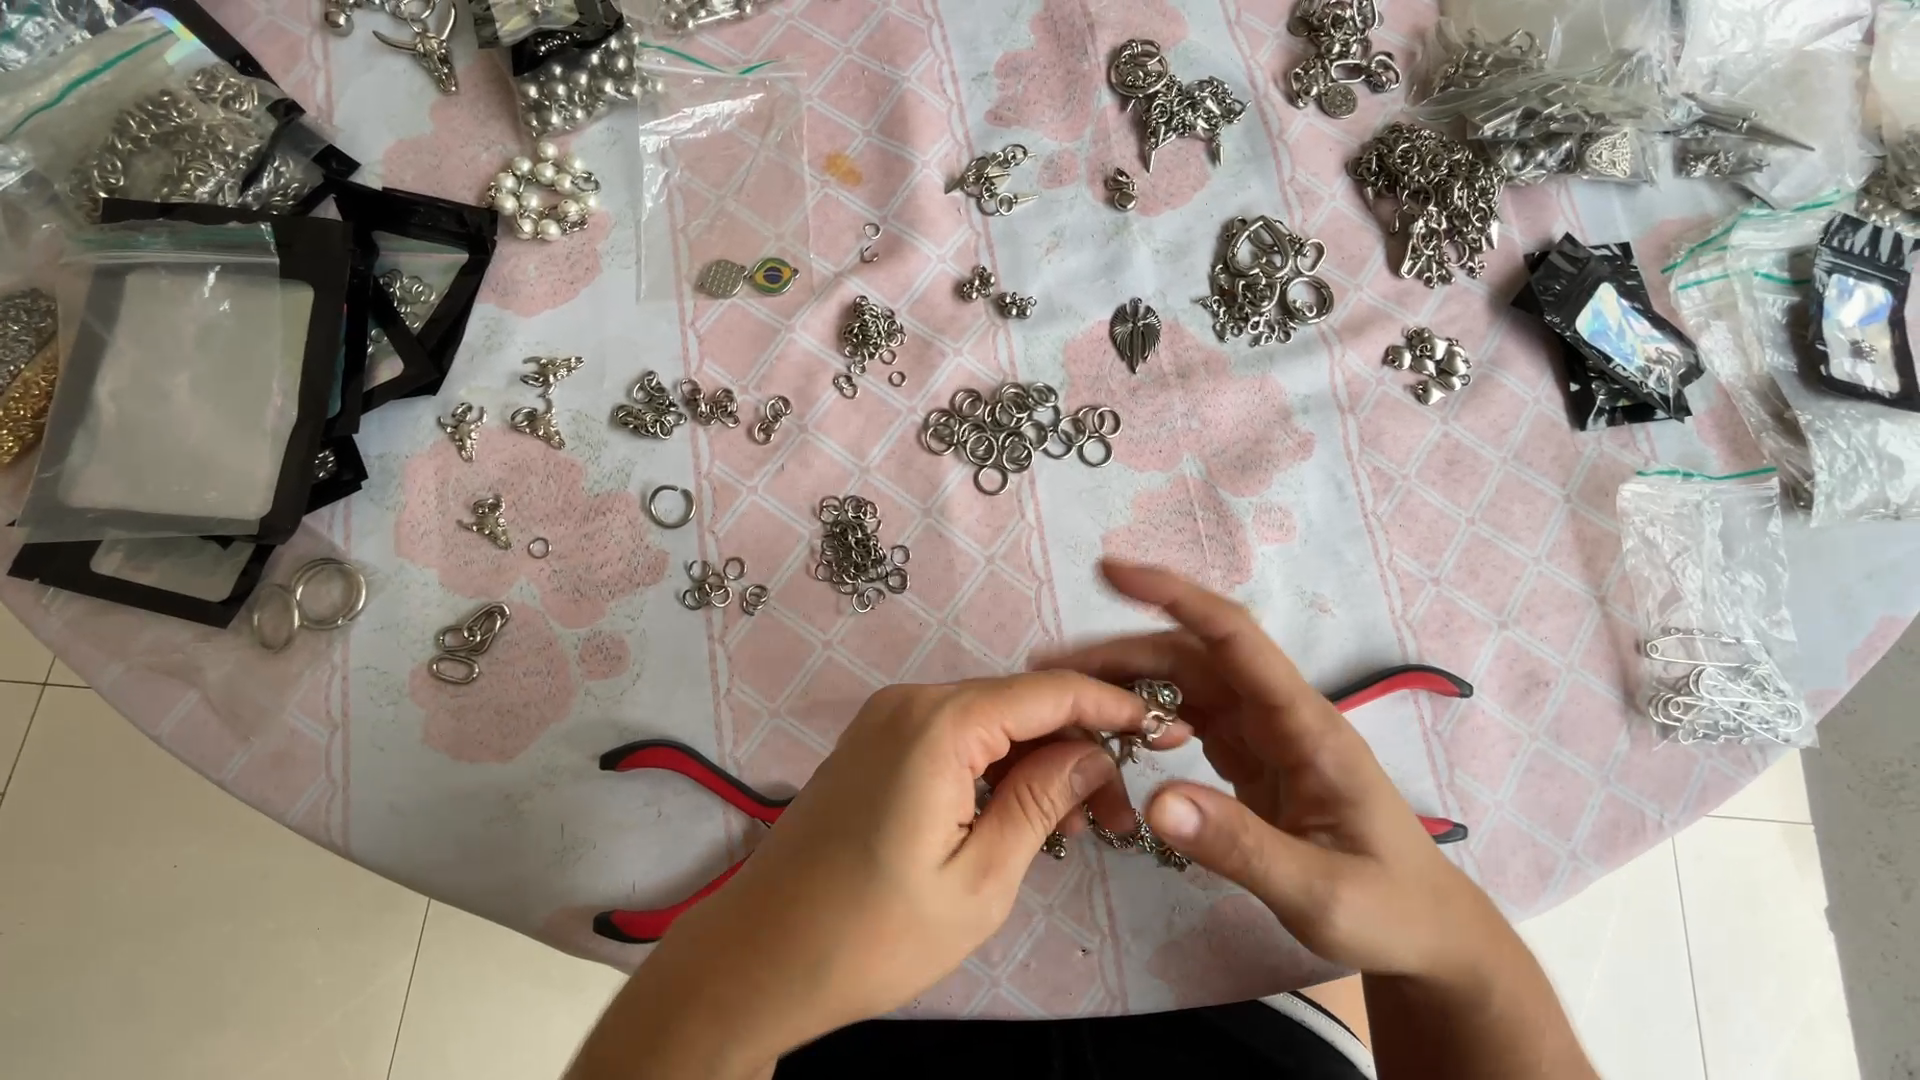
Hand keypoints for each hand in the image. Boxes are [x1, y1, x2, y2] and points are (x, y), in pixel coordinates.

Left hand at [590, 672, 1189, 1077]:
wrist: (758, 957)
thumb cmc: (873, 932)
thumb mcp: (980, 879)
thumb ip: (1042, 800)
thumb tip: (1094, 752)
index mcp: (941, 723)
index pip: (1051, 691)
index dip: (1116, 707)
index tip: (1169, 730)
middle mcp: (913, 701)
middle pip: (1022, 705)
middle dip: (1079, 748)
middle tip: (1120, 816)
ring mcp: (888, 719)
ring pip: (991, 723)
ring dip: (1039, 763)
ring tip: (1079, 829)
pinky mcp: (876, 744)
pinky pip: (956, 739)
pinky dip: (997, 768)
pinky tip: (1021, 815)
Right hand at [1039, 559, 1506, 981]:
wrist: (1427, 932)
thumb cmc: (1389, 910)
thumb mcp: (1321, 894)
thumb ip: (1242, 848)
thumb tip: (1155, 801)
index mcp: (1305, 727)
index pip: (1235, 640)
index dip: (1176, 597)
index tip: (1114, 571)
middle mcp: (1279, 715)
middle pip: (1193, 658)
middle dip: (1123, 651)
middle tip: (1051, 669)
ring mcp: (1263, 734)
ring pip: (1185, 683)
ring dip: (1128, 679)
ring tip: (1068, 695)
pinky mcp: (1249, 757)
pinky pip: (1188, 717)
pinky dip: (1145, 714)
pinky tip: (1113, 729)